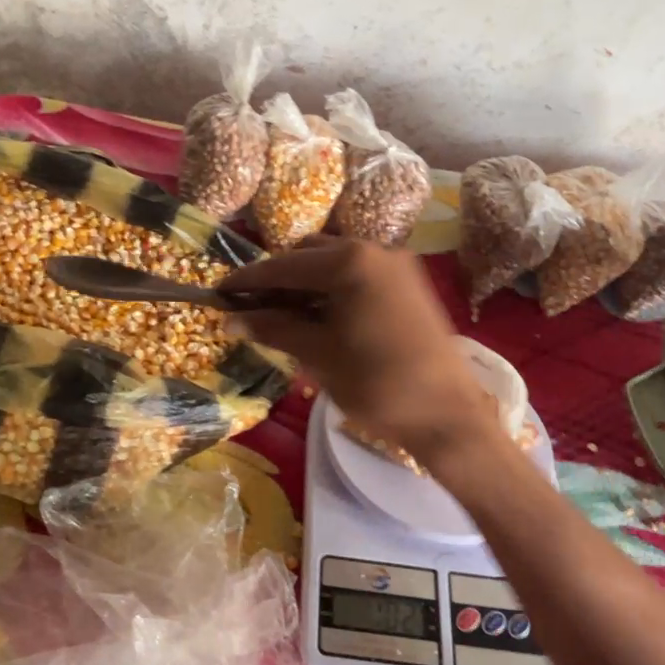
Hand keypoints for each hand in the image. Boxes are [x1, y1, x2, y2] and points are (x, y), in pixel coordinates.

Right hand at [221, 236, 494, 459]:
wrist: (446, 413)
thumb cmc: (377, 383)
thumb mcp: (317, 354)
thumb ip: (273, 328)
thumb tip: (231, 319)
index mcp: (349, 261)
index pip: (283, 266)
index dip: (248, 281)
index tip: (218, 292)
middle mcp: (374, 250)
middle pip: (309, 256)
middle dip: (277, 280)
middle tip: (249, 311)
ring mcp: (395, 266)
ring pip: (334, 265)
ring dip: (304, 286)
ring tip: (279, 319)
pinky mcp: (407, 286)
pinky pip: (357, 278)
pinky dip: (330, 292)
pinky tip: (315, 320)